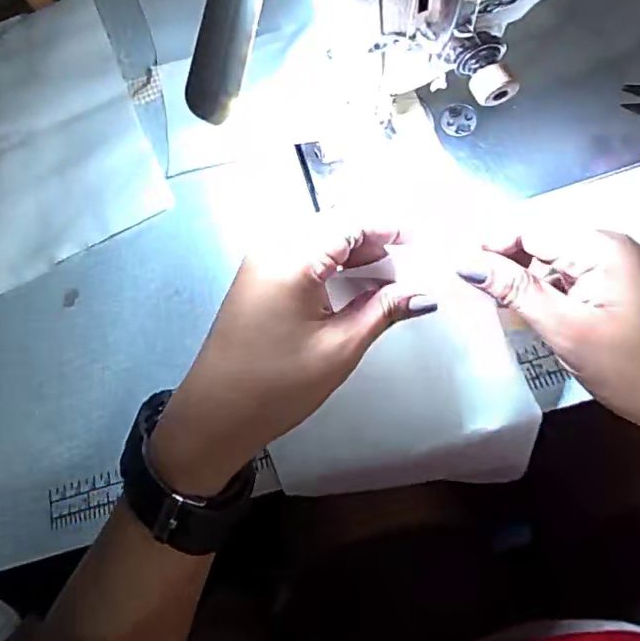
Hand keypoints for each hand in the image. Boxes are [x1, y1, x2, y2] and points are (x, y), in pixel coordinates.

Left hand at [151, 223, 436, 496]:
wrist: (214, 417)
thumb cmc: (277, 385)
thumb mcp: (340, 348)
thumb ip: (384, 310)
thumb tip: (425, 294)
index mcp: (292, 259)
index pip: (349, 224)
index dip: (388, 227)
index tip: (419, 240)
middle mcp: (273, 247)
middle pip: (333, 223)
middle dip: (372, 237)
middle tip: (406, 260)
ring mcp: (260, 260)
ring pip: (317, 236)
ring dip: (352, 249)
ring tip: (386, 273)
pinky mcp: (257, 276)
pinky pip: (301, 251)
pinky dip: (331, 260)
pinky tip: (354, 281)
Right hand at [460, 227, 639, 490]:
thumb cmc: (639, 370)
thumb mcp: (569, 331)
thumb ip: (516, 292)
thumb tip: (467, 262)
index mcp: (600, 245)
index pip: (529, 228)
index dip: (490, 246)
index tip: (458, 272)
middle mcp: (611, 245)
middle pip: (543, 241)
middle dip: (508, 264)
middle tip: (477, 297)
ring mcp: (622, 267)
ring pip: (557, 262)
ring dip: (529, 282)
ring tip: (504, 310)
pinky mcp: (626, 289)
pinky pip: (576, 279)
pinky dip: (553, 294)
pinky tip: (540, 317)